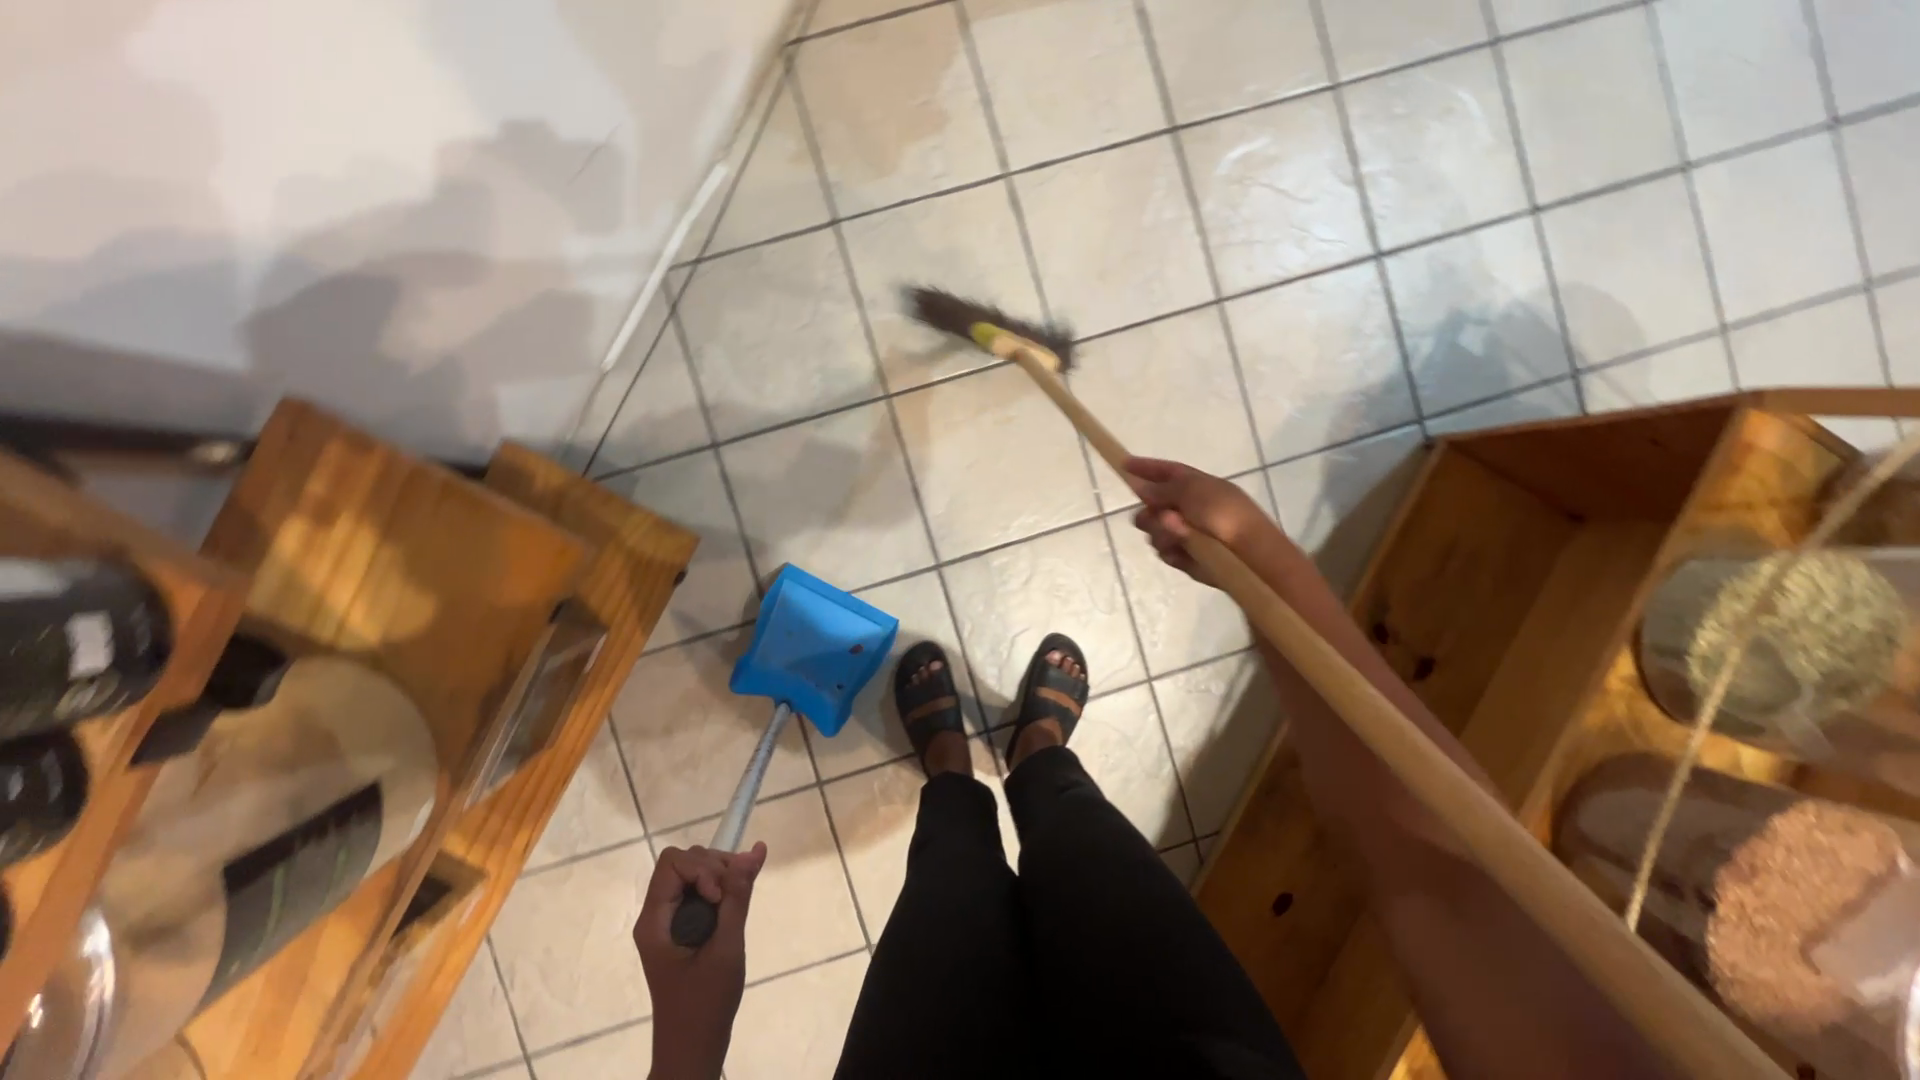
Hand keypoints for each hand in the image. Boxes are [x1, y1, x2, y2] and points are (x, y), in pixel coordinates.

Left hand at [633, 843, 766, 1079]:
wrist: (693, 1049)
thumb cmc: (706, 1004)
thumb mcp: (727, 949)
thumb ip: (737, 899)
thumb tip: (753, 851)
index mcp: (655, 921)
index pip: (672, 864)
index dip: (701, 869)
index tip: (719, 898)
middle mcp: (656, 916)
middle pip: (682, 864)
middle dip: (714, 868)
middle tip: (736, 896)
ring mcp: (668, 923)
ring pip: (692, 875)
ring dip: (720, 877)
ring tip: (740, 900)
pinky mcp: (682, 930)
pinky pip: (698, 894)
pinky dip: (720, 891)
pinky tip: (740, 897)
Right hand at [1125, 457, 1286, 586]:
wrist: (1245, 551)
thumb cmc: (1223, 513)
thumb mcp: (1191, 491)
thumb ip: (1162, 489)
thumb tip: (1141, 488)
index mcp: (1194, 485)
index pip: (1165, 472)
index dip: (1145, 468)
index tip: (1123, 464)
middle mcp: (1186, 507)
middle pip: (1149, 506)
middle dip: (1149, 512)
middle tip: (1160, 516)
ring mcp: (1184, 533)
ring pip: (1153, 530)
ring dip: (1162, 532)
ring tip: (1181, 535)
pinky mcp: (1184, 556)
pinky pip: (1163, 551)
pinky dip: (1171, 550)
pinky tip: (1184, 551)